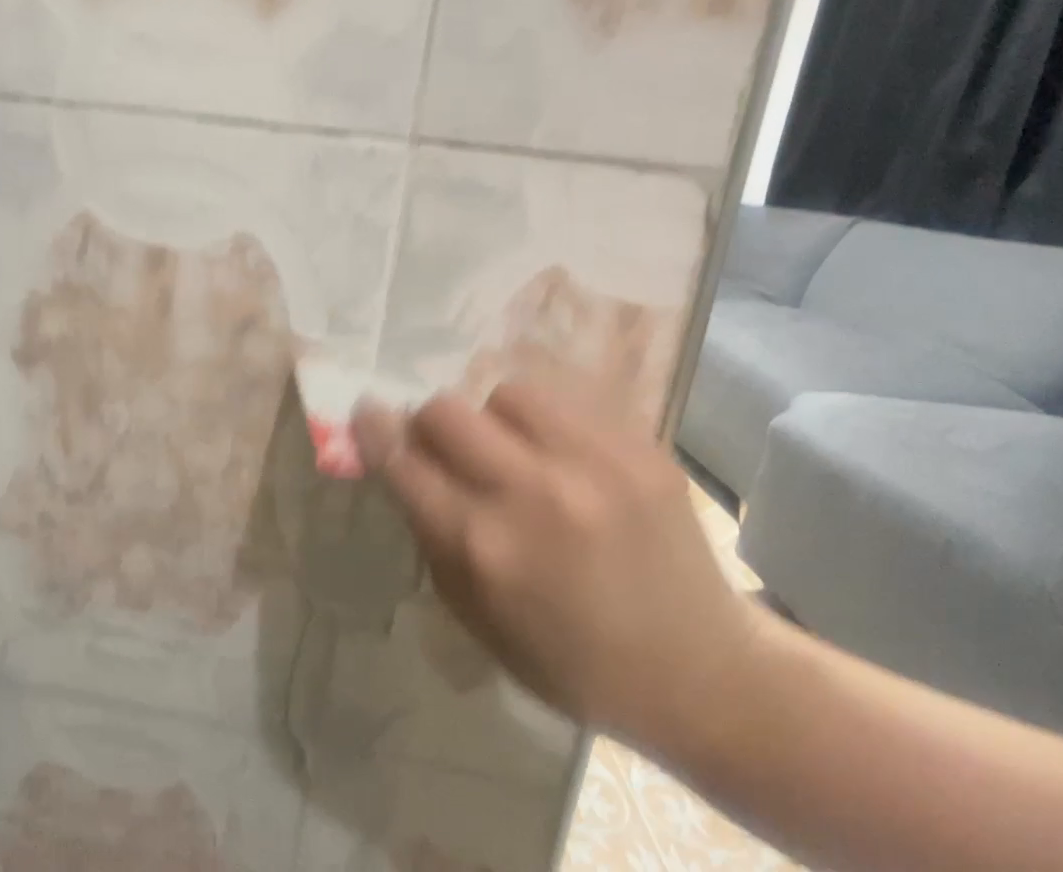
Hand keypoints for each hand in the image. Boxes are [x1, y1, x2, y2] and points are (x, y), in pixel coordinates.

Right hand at [353, 371, 765, 749]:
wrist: (696, 670)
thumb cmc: (570, 662)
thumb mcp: (478, 620)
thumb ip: (435, 539)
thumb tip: (408, 472)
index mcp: (484, 546)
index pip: (404, 463)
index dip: (374, 431)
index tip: (365, 412)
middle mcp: (533, 492)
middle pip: (447, 411)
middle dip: (429, 422)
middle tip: (442, 444)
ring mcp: (594, 464)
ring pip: (508, 392)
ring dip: (493, 418)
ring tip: (513, 449)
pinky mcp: (642, 451)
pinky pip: (571, 402)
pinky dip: (549, 422)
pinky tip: (562, 453)